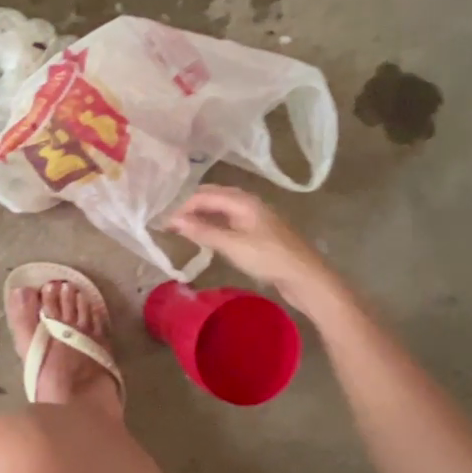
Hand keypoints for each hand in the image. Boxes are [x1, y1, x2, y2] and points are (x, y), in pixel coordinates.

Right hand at [168, 185, 334, 298]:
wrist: (306, 277)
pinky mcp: (261, 231)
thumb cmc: (268, 258)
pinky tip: (210, 237)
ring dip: (204, 215)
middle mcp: (250, 202)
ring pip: (224, 208)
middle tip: (173, 223)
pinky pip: (232, 220)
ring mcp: (257, 216)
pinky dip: (216, 224)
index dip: (183, 208)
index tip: (165, 225)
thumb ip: (203, 231)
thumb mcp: (232, 245)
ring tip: (186, 229)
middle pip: (215, 196)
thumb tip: (174, 220)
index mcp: (243, 200)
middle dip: (192, 206)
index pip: (204, 195)